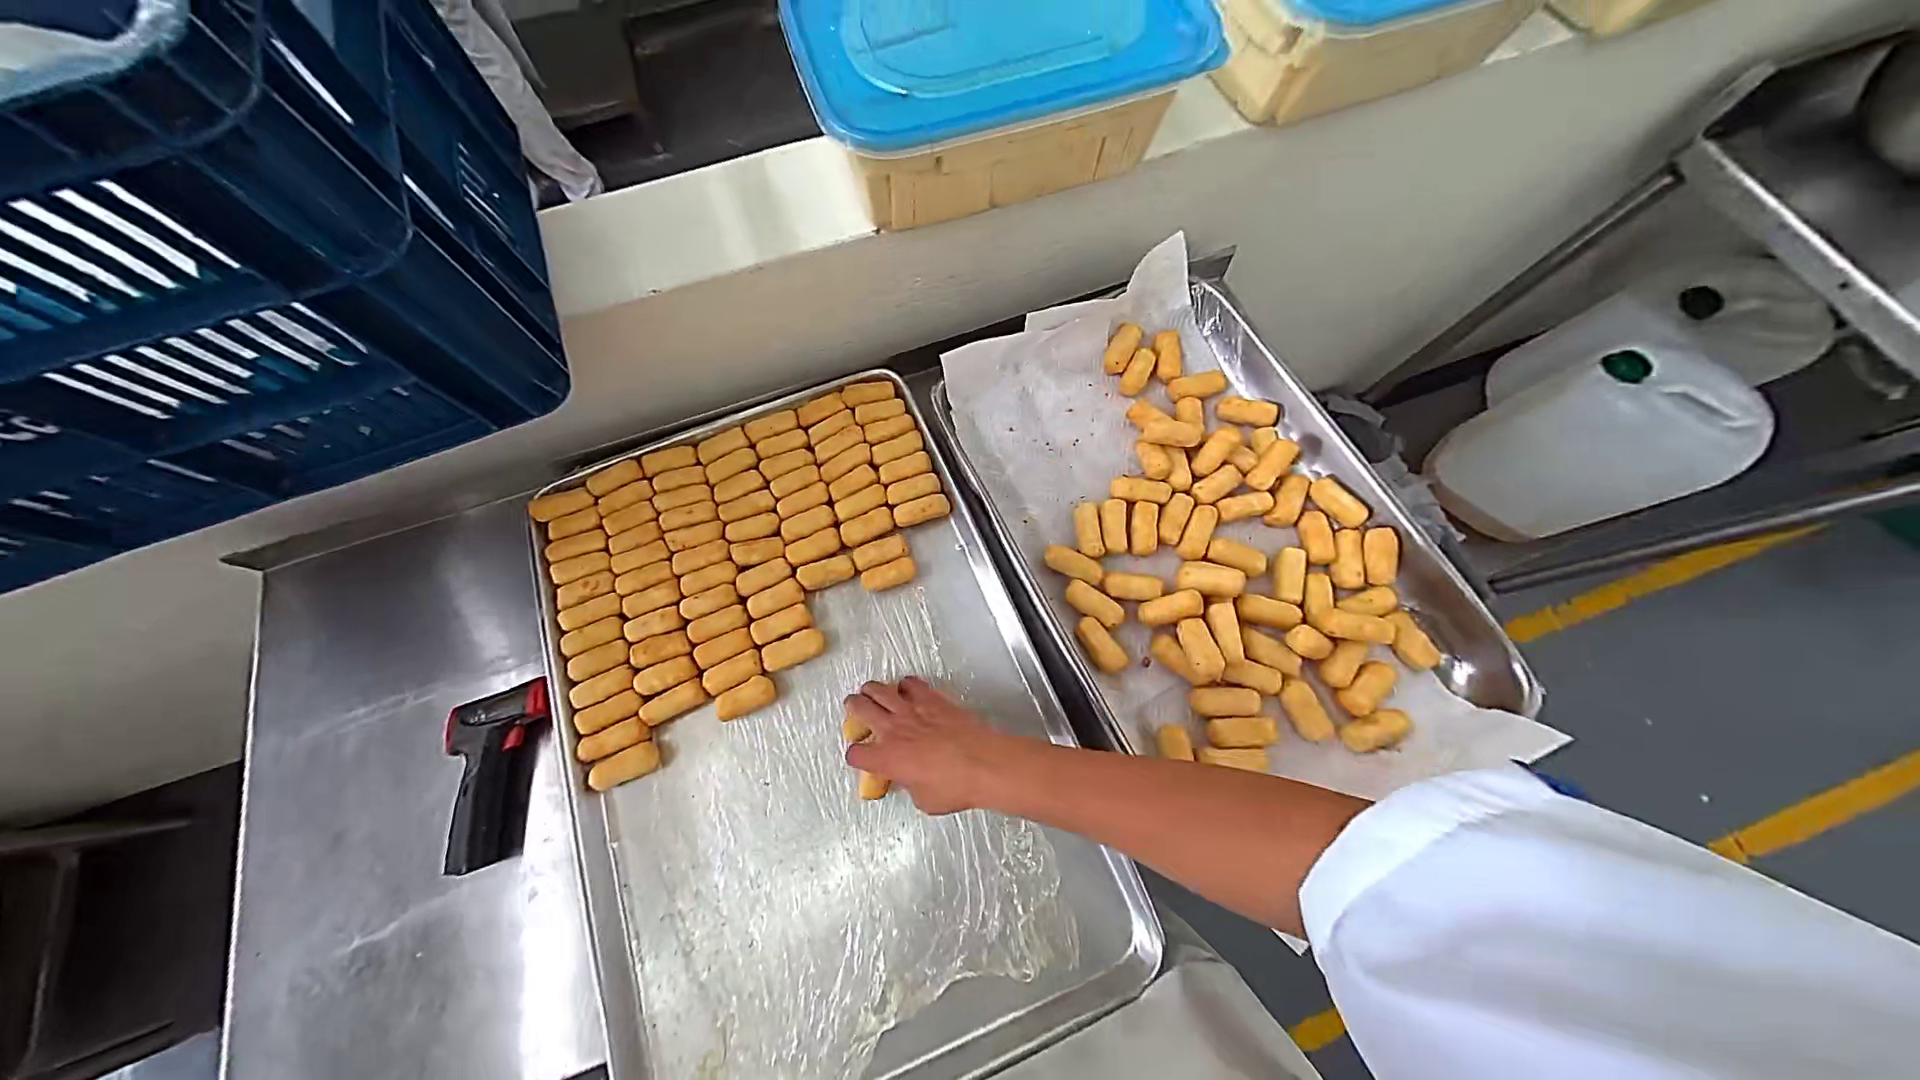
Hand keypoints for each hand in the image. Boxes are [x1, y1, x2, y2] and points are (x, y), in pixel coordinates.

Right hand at [844, 677, 1018, 814]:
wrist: (983, 763)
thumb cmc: (957, 785)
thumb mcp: (923, 799)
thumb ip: (909, 785)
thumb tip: (912, 781)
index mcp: (886, 759)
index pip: (856, 754)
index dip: (856, 756)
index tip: (861, 756)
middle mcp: (893, 730)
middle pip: (859, 708)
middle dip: (853, 707)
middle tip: (853, 706)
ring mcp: (912, 711)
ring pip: (879, 689)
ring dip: (871, 690)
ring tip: (871, 691)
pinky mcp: (931, 699)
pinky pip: (911, 683)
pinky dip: (904, 685)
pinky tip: (906, 689)